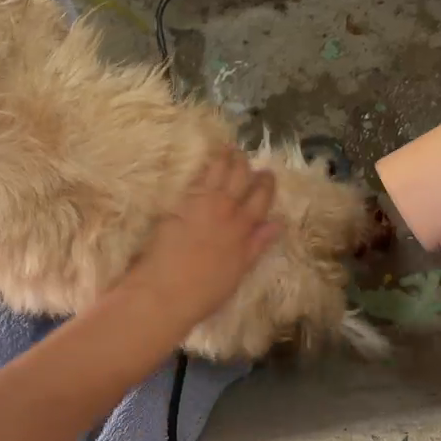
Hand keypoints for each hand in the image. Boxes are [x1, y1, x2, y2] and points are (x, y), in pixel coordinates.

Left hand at [123, 146, 280, 329]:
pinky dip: (204, 168)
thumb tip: (277, 223)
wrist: (163, 291)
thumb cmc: (203, 291)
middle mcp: (224, 211)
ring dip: (224, 159)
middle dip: (244, 165)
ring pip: (217, 173)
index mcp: (242, 230)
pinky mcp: (178, 203)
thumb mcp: (239, 272)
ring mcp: (200, 205)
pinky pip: (196, 179)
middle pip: (239, 179)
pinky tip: (205, 164)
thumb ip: (257, 244)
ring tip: (228, 149)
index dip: (266, 184)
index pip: (260, 199)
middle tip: (244, 155)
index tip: (268, 173)